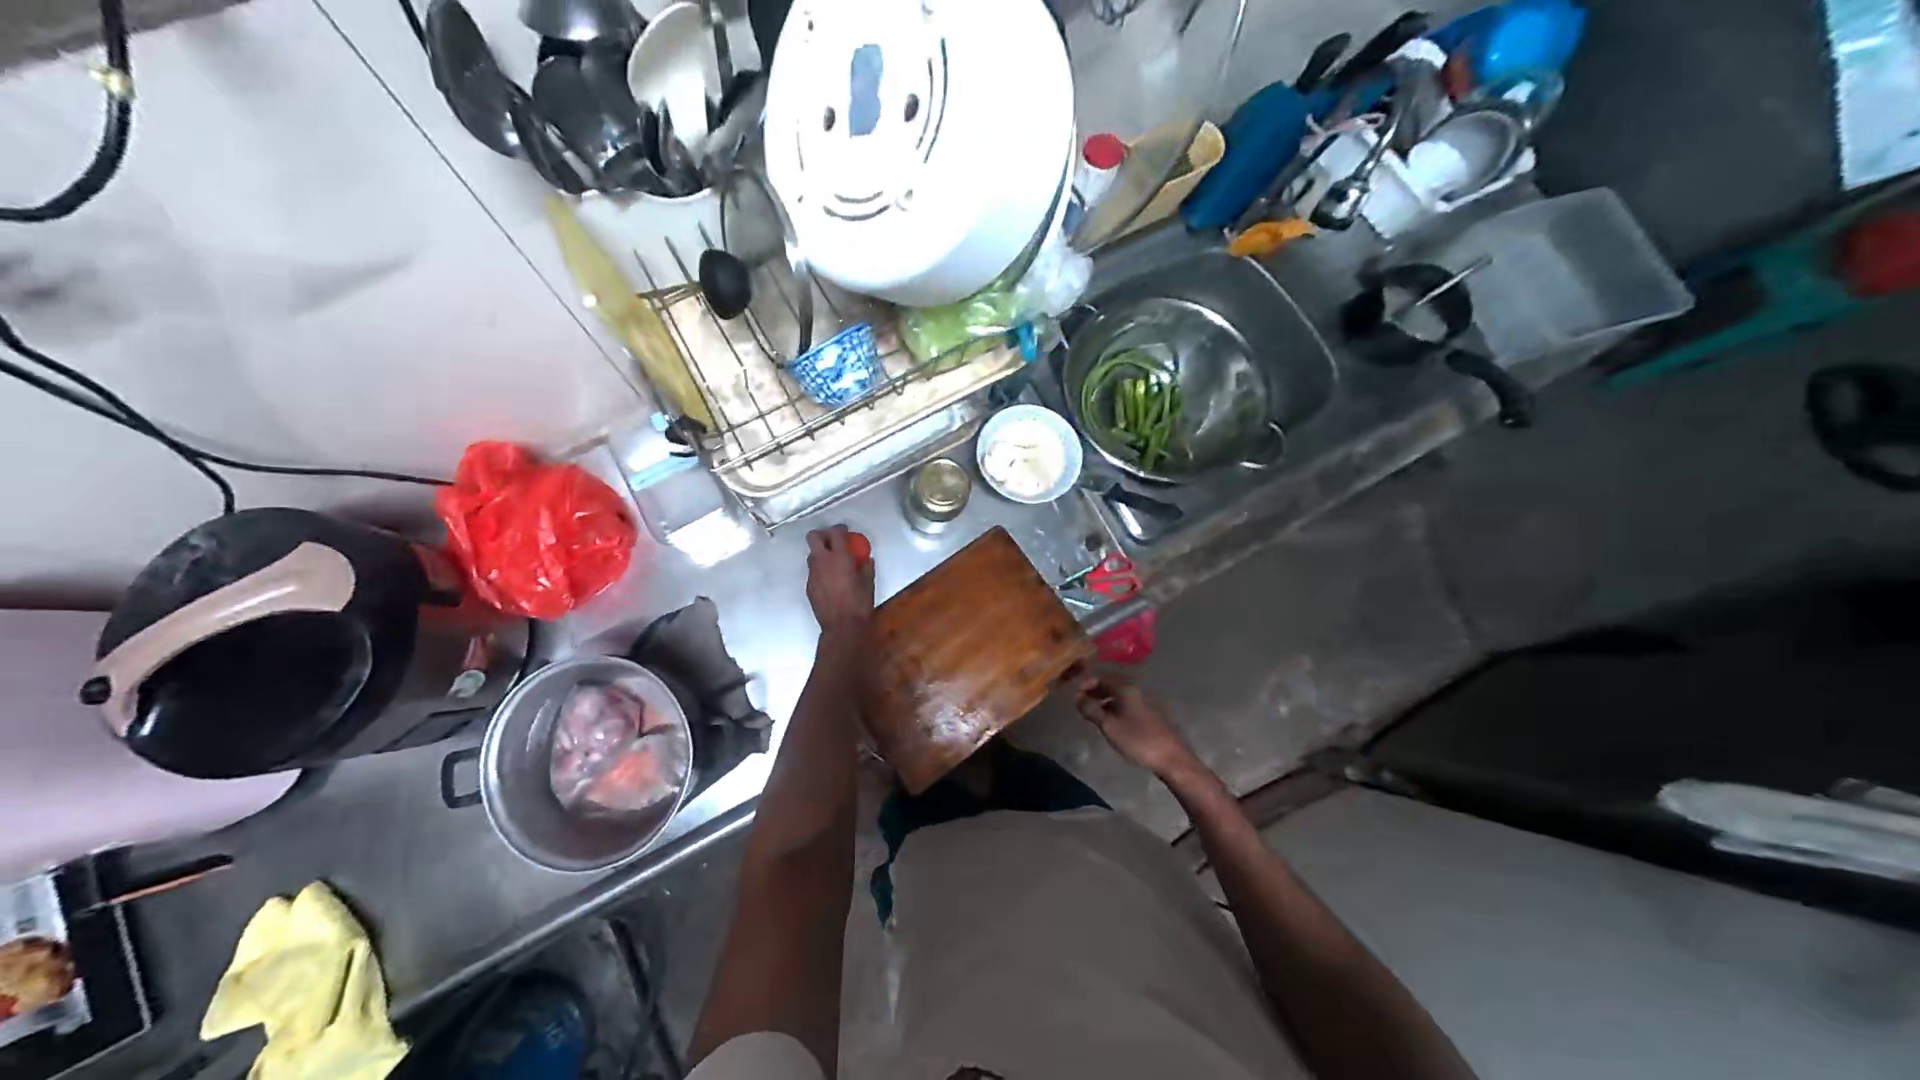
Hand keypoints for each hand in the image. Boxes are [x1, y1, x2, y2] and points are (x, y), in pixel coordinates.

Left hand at [806, 525, 873, 638]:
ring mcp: (813, 574)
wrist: (841, 626)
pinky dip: (820, 569)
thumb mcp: (868, 584)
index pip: (836, 533)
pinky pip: (813, 571)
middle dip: (822, 534)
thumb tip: (866, 559)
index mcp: (839, 557)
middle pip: (813, 537)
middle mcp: (822, 562)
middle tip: (833, 540)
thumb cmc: (858, 604)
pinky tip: (830, 579)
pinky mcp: (809, 586)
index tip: (845, 531)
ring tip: (833, 561)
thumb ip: (866, 568)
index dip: (840, 529)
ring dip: (821, 553)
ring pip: (811, 554)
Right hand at [1074, 670, 1203, 782]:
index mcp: (1126, 689)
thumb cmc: (1138, 740)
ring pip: (1120, 696)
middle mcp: (1136, 691)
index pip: (1102, 678)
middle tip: (1082, 704)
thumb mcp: (1109, 726)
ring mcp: (1145, 703)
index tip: (1076, 695)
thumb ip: (1091, 710)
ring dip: (1105, 701)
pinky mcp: (1150, 715)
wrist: (1172, 757)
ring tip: (1094, 714)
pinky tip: (1112, 722)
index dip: (1087, 684)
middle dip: (1095, 692)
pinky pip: (1128, 705)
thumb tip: (1078, 697)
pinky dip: (1116, 708)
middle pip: (1112, 685)